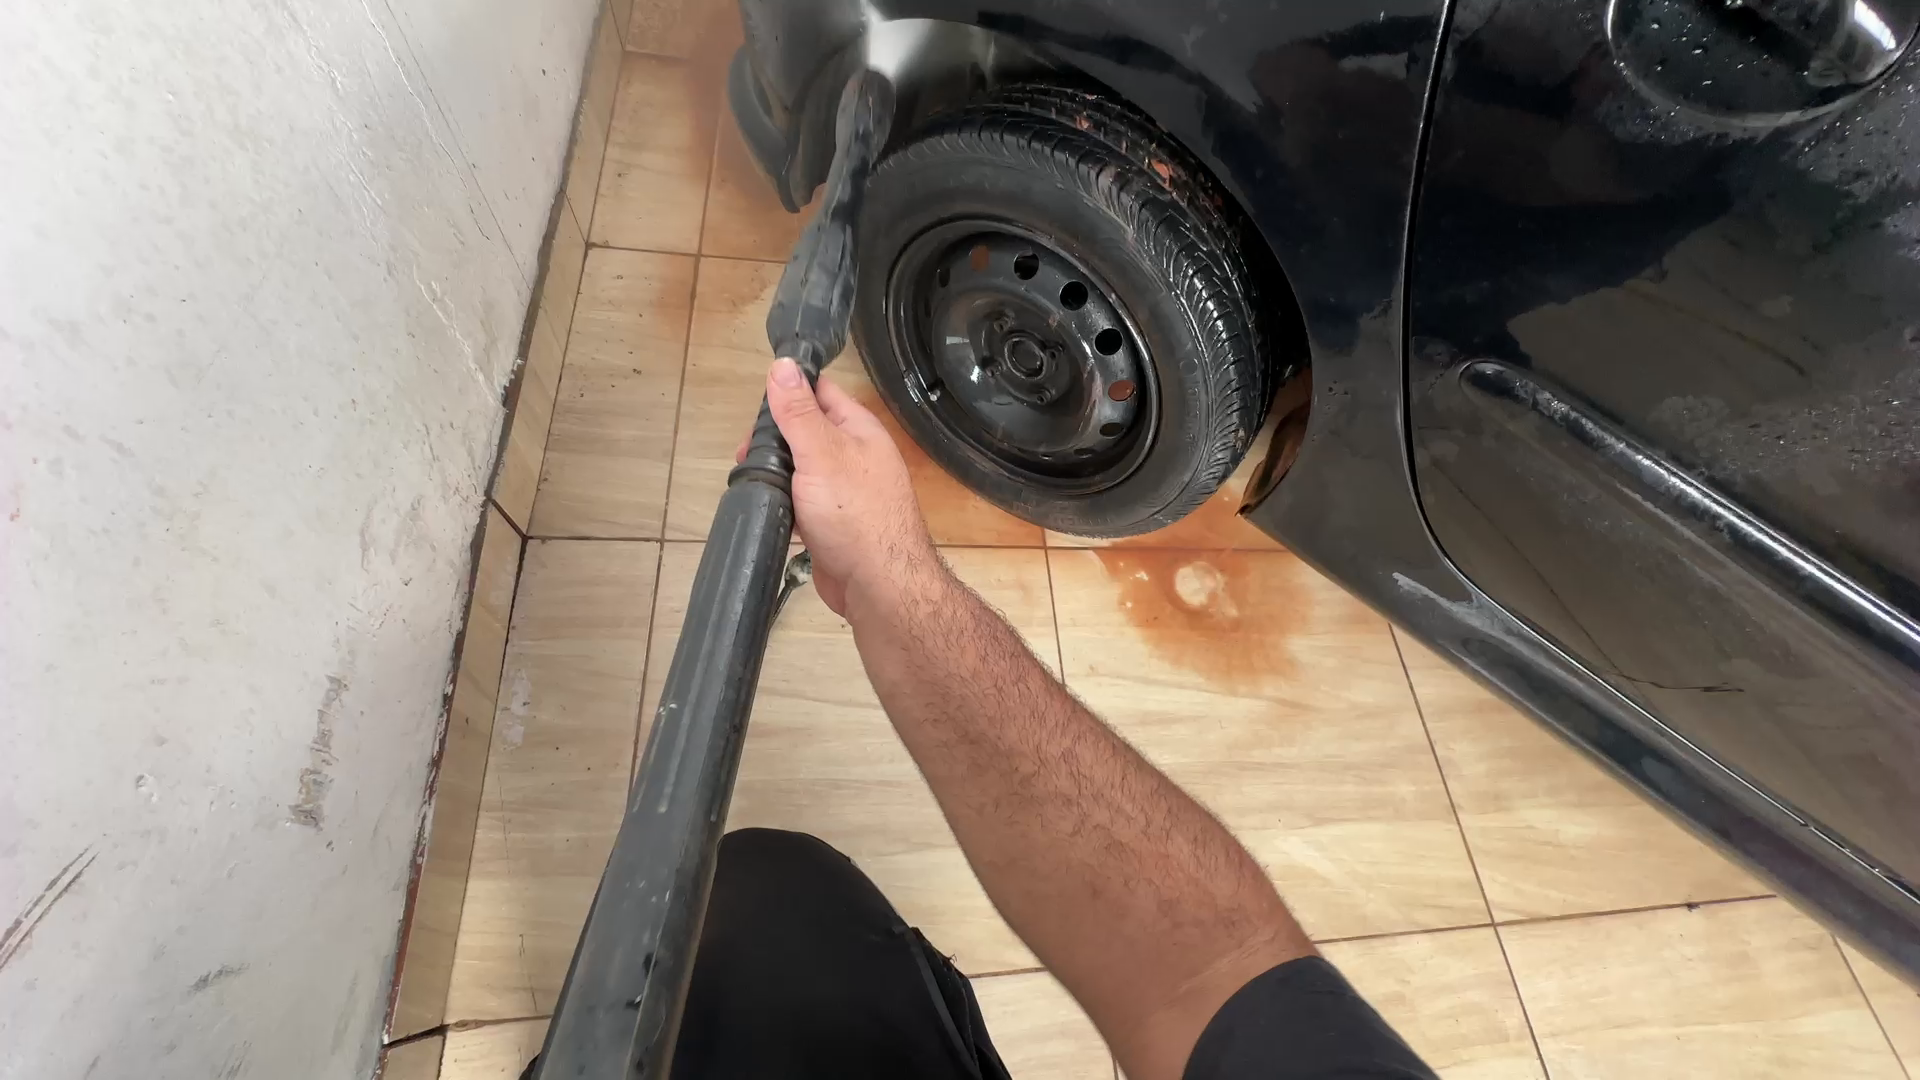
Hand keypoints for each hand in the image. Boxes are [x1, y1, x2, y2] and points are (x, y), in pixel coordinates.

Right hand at [744, 358, 936, 616]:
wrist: (878, 584)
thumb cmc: (854, 513)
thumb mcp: (821, 452)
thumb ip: (798, 411)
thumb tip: (783, 364)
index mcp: (859, 430)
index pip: (820, 393)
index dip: (788, 391)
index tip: (756, 406)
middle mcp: (854, 455)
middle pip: (805, 431)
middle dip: (773, 438)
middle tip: (745, 453)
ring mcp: (843, 491)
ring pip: (800, 468)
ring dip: (775, 472)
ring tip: (751, 480)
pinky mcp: (831, 522)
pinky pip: (801, 501)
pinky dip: (783, 502)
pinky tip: (766, 507)